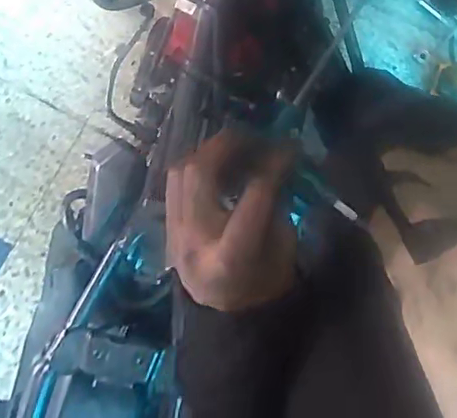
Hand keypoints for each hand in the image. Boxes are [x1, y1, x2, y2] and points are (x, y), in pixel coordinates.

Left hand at [166, 128, 298, 310]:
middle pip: (201, 175)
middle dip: (228, 145)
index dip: (273, 163)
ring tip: (235, 145)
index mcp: (231, 256)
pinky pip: (175, 183)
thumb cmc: (266, 282)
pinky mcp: (168, 231)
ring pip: (181, 172)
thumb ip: (274, 200)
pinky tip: (219, 163)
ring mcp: (174, 237)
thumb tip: (274, 156)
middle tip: (253, 135)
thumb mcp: (281, 245)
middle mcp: (194, 244)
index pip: (252, 195)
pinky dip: (198, 165)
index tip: (288, 146)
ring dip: (209, 151)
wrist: (227, 320)